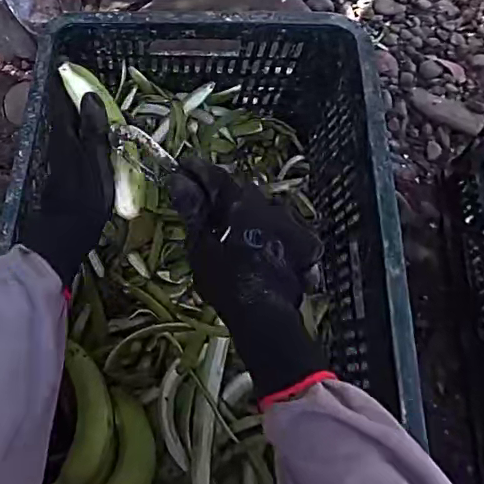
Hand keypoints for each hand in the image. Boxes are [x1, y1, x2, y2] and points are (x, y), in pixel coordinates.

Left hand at [21, 71, 113, 285]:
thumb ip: (93, 129)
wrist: (63, 236)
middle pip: (65, 113)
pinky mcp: (64, 173)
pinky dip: (81, 133)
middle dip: (73, 97)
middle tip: (85, 80)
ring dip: (77, 115)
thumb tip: (89, 95)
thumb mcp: (95, 162)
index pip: (63, 101)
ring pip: (68, 128)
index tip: (69, 64)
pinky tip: (91, 137)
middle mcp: (59, 144)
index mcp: (65, 137)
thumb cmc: (83, 199)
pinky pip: (73, 142)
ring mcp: (60, 159)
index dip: (66, 83)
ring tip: (92, 105)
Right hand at [170, 158, 328, 400]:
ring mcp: (291, 223)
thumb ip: (192, 210)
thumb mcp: (201, 247)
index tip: (183, 166)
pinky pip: (281, 227)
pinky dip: (266, 230)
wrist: (266, 318)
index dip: (197, 169)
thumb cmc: (227, 282)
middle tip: (201, 196)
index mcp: (241, 201)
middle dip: (220, 191)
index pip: (216, 175)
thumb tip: (178, 179)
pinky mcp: (305, 243)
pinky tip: (257, 241)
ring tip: (228, 223)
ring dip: (245, 210)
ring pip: (262, 207)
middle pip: (240, 189)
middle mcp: (269, 204)